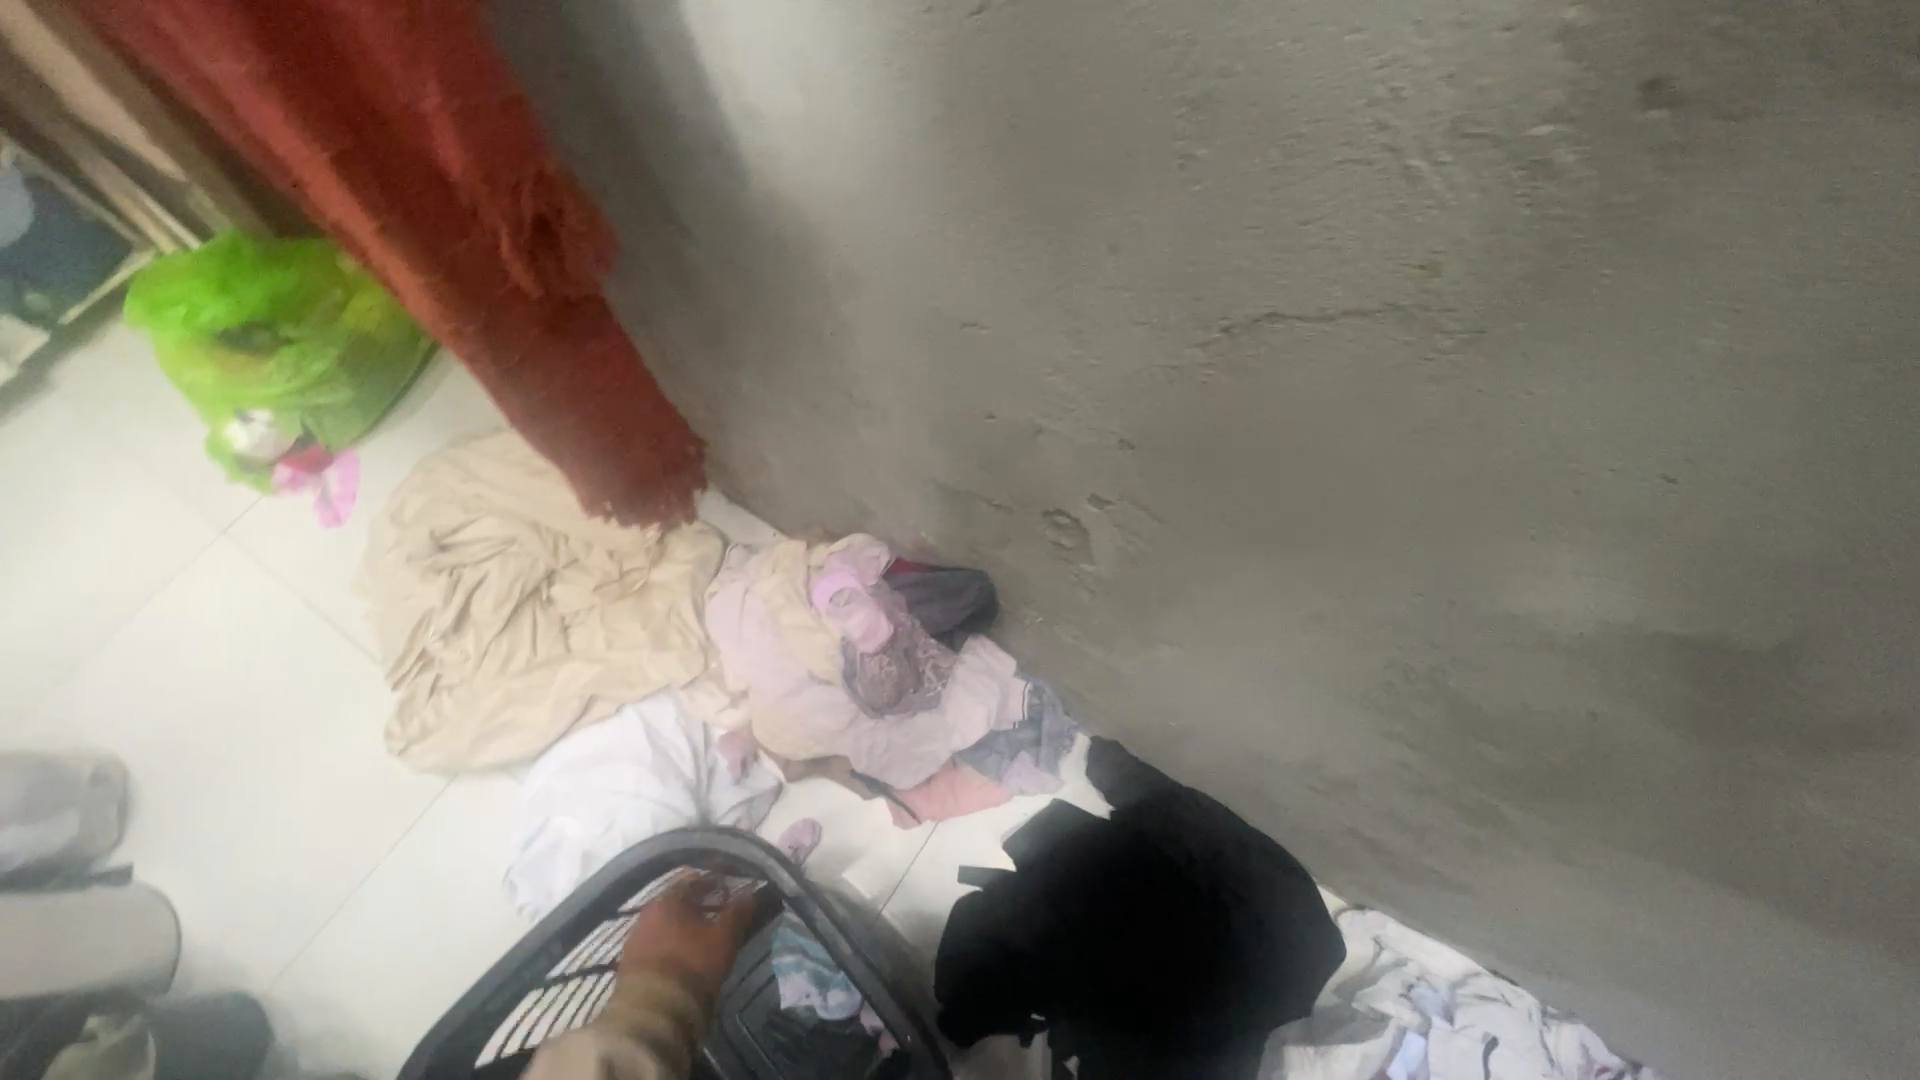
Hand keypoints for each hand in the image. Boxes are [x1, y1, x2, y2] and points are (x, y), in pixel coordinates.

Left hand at [618, 875, 758, 1000]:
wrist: (652, 1012)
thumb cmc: (692, 965)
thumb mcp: (724, 937)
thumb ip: (737, 912)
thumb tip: (749, 893)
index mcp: (669, 900)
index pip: (693, 881)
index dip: (712, 884)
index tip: (727, 892)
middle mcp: (647, 913)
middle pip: (675, 903)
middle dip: (695, 907)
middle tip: (714, 915)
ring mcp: (634, 939)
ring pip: (663, 925)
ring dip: (680, 928)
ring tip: (698, 939)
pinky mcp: (627, 965)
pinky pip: (653, 945)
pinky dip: (667, 946)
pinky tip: (679, 959)